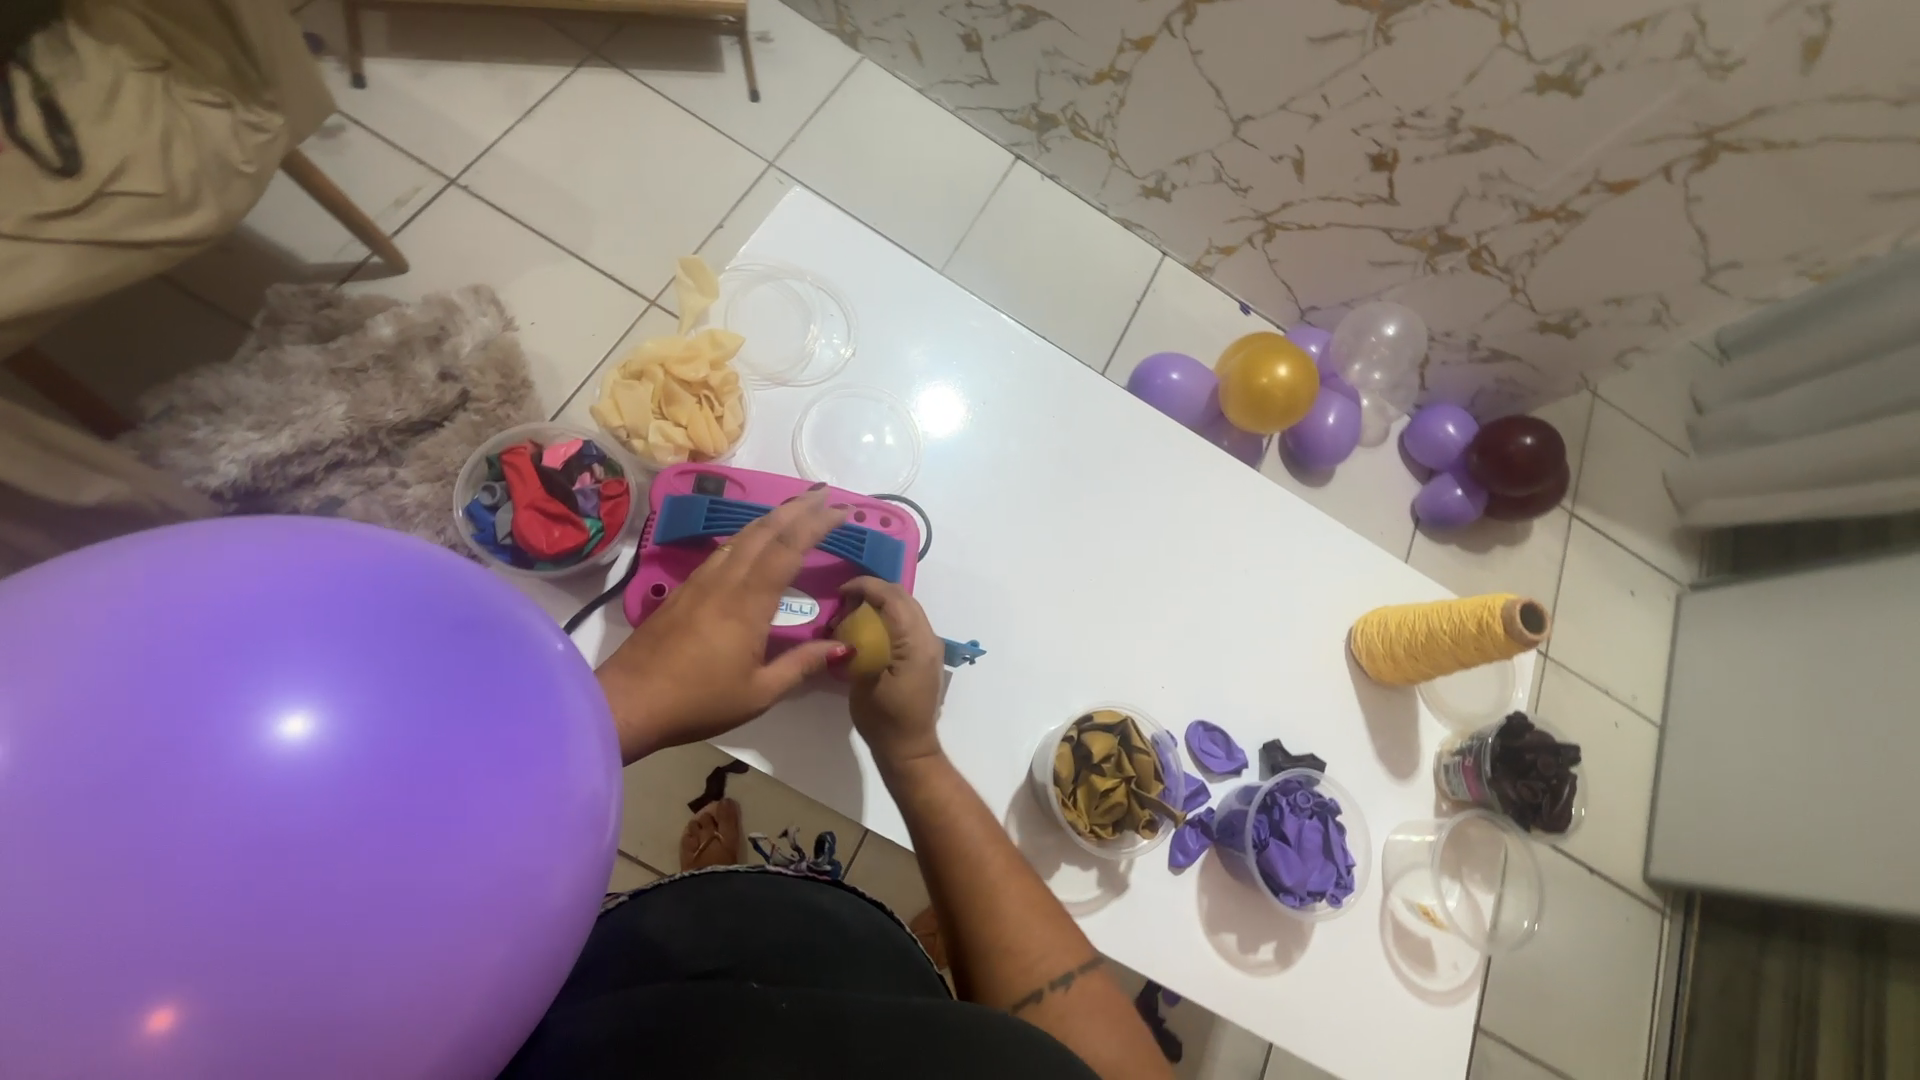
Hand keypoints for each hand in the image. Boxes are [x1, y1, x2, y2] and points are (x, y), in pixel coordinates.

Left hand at [597, 488, 849, 762]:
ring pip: (741, 535)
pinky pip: (725, 549)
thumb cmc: (698, 701)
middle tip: (825, 494)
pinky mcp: (685, 590)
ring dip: (772, 517)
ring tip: (797, 508)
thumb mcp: (759, 693)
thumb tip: (844, 646)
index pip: (789, 549)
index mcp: (748, 603)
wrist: (627, 703)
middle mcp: (725, 581)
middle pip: (764, 531)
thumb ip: (803, 665)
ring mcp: (701, 582)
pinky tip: (755, 539)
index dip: (817, 524)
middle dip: (797, 508)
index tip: (843, 511)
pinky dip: (750, 535)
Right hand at [836, 577, 944, 769]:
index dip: (866, 587)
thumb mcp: (862, 684)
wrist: (910, 749)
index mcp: (915, 645)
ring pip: (910, 607)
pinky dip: (892, 615)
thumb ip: (858, 649)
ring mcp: (933, 646)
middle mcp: (929, 639)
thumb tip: (846, 626)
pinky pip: (911, 622)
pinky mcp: (929, 654)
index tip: (842, 591)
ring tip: (856, 610)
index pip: (893, 599)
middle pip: (904, 598)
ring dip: (884, 602)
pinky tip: (872, 626)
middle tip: (846, 601)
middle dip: (874, 591)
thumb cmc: (884, 721)